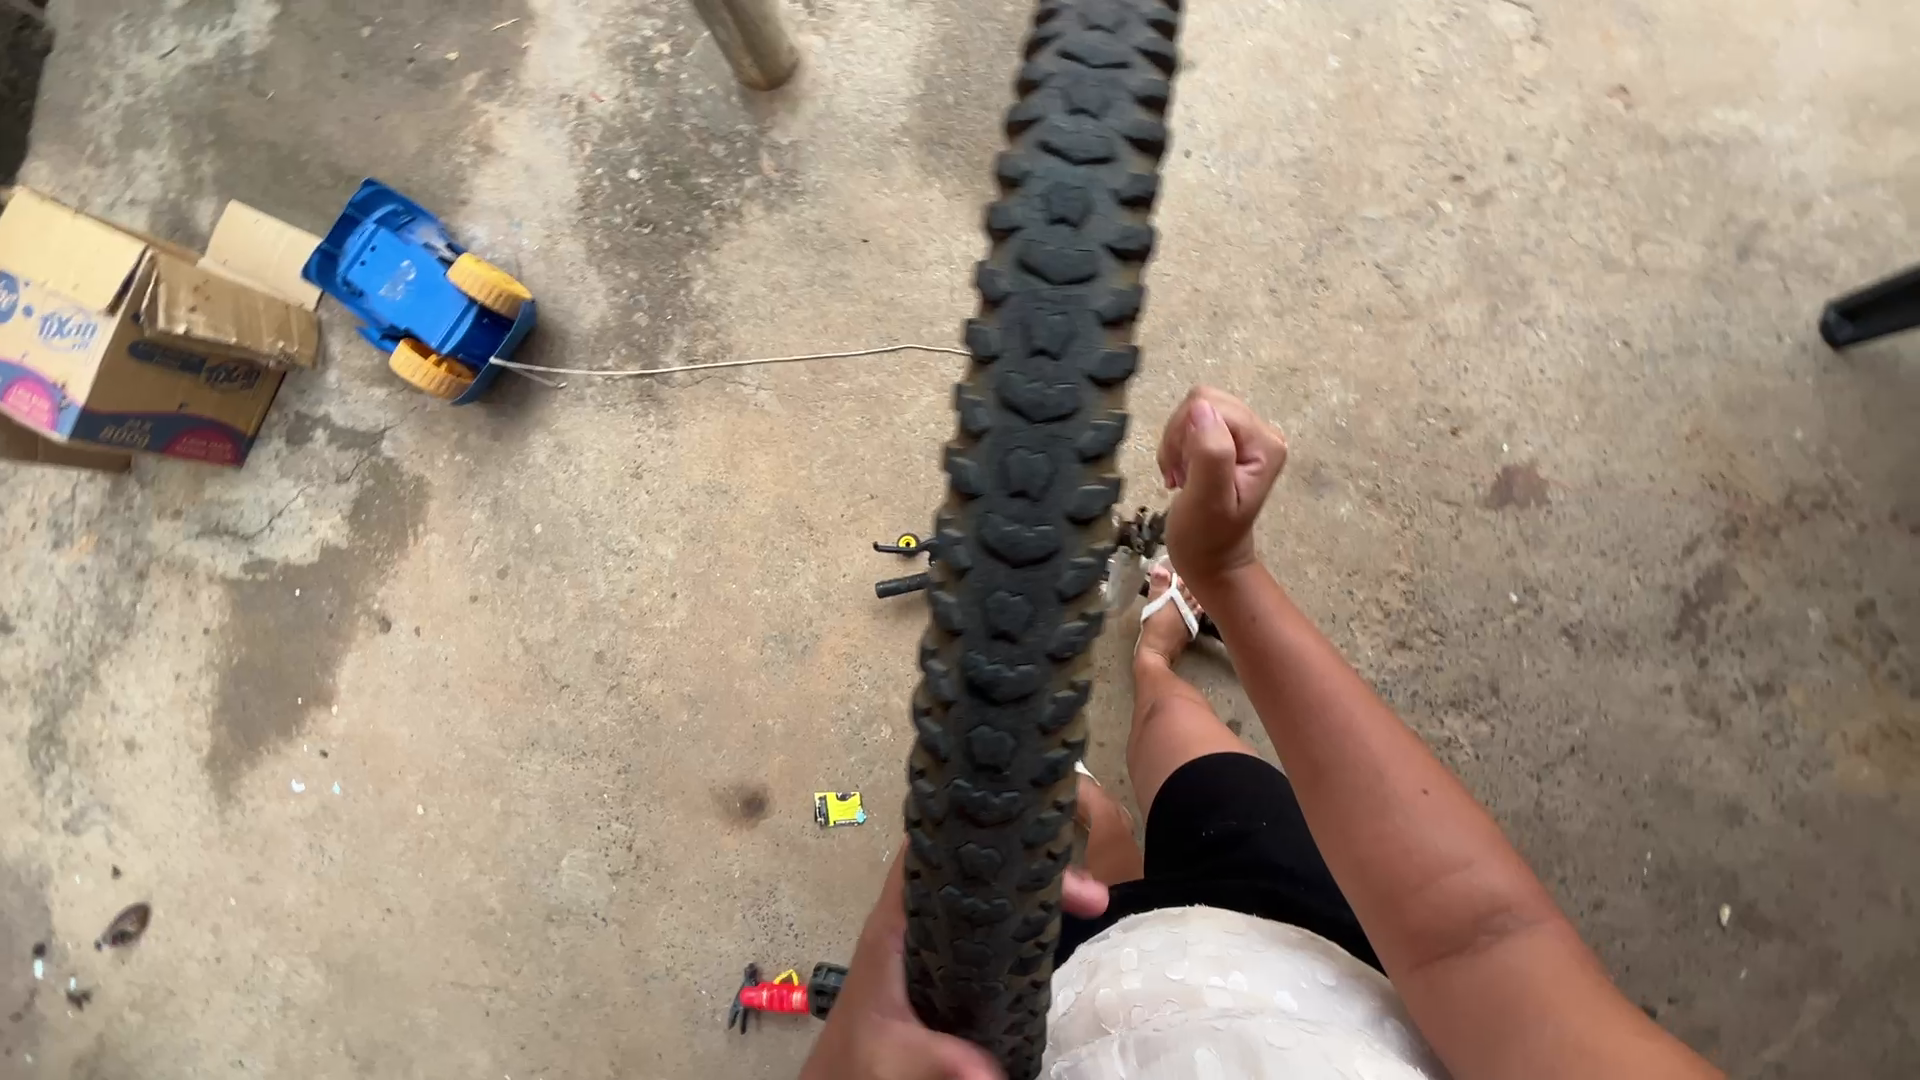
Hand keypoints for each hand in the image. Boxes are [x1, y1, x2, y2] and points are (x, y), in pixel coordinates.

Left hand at [799, 848, 1110, 1079]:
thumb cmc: (855, 1055)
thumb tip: (990, 1073)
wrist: (844, 1076)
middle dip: (1025, 870)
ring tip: (1082, 900)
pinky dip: (1020, 922)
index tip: (1016, 826)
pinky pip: (987, 926)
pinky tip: (1052, 928)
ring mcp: (934, 939)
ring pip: (984, 897)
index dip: (965, 830)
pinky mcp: (947, 963)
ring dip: (1029, 894)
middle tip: (1080, 886)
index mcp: (896, 923)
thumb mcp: (892, 1054)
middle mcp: (917, 920)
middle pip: (972, 873)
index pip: (925, 853)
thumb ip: (934, 1057)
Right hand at [1156, 386, 1288, 586]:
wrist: (1209, 560)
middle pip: (1203, 402)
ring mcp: (1243, 436)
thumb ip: (1210, 452)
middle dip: (1179, 437)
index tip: (1182, 472)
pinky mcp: (1226, 442)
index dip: (1185, 433)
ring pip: (1193, 411)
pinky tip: (1180, 473)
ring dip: (1175, 444)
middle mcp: (1260, 432)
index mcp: (1264, 443)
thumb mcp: (1208, 499)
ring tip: (1180, 476)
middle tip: (1179, 474)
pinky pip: (1191, 424)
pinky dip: (1176, 448)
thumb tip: (1199, 407)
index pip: (1211, 405)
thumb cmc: (1206, 538)